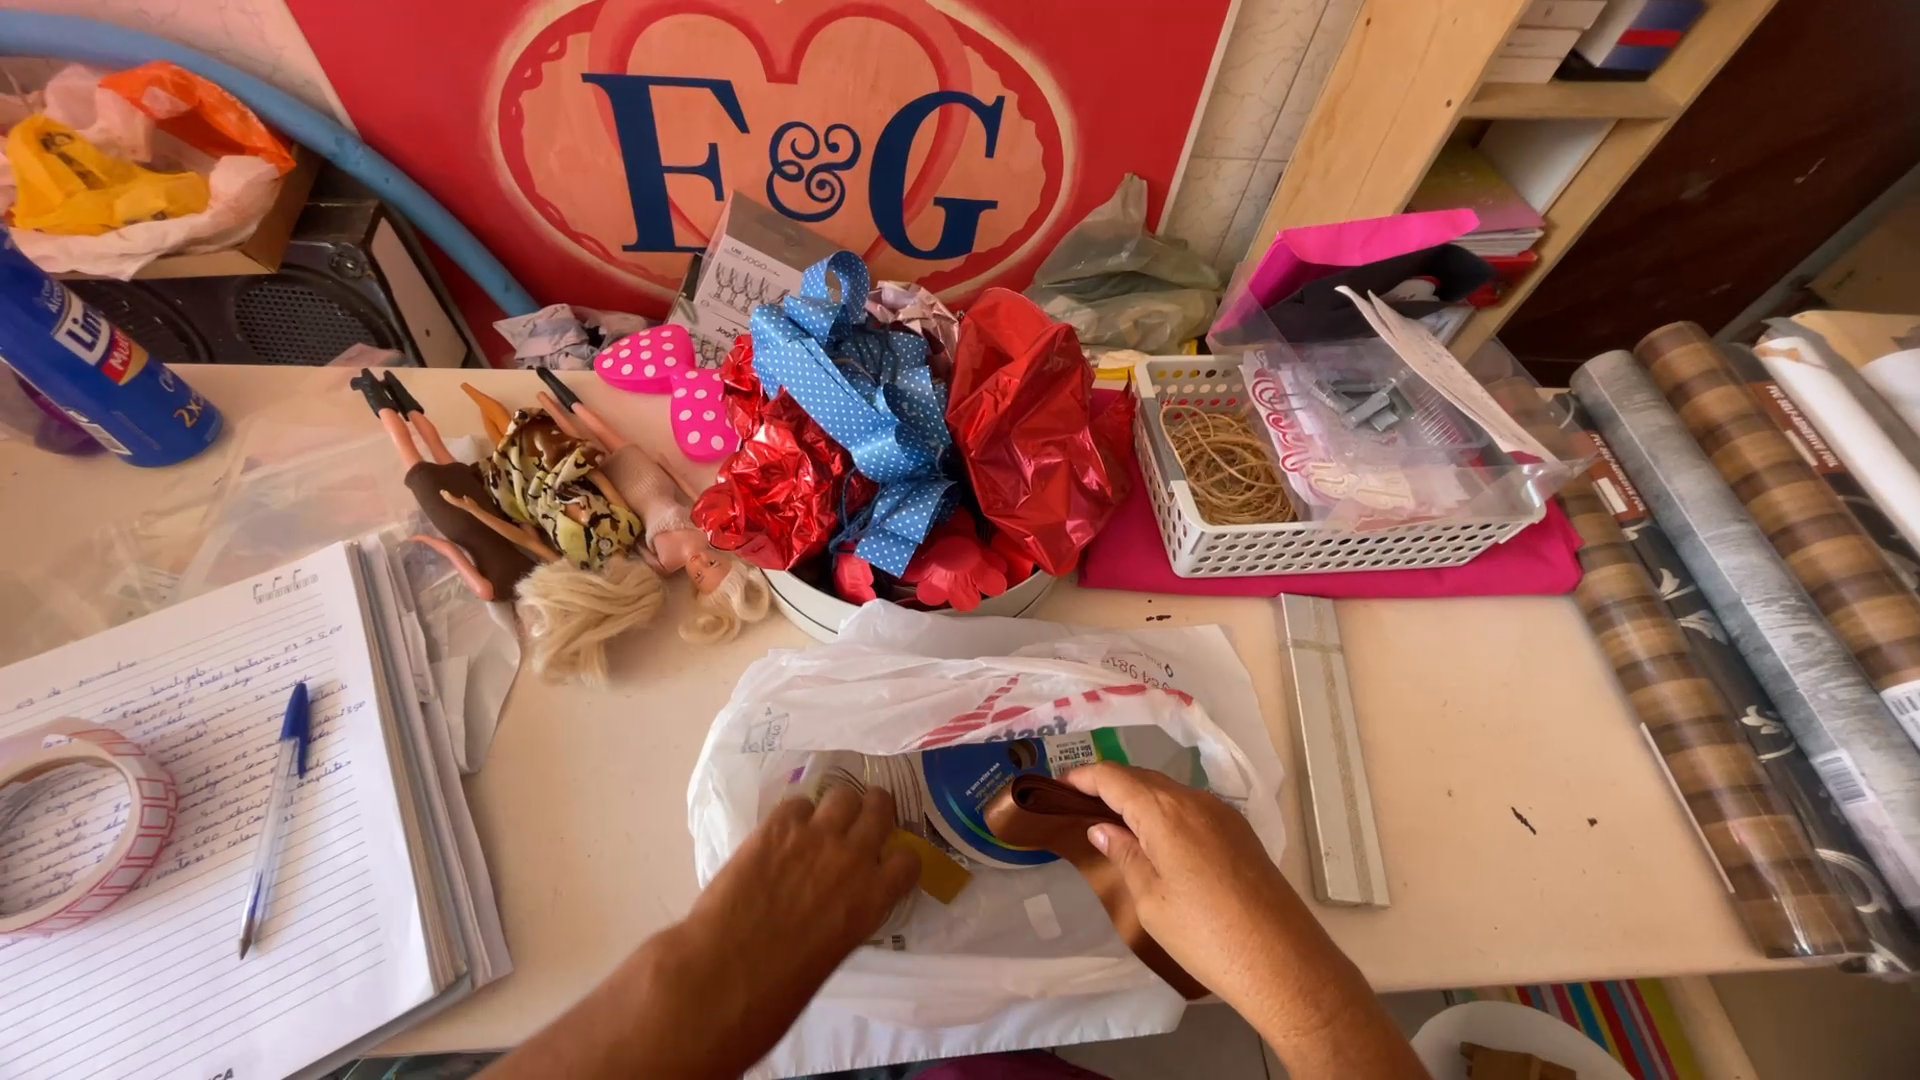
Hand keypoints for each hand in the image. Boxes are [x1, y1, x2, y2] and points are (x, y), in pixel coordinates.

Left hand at [642, 787, 919, 1074]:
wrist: (721, 976)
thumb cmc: (779, 990)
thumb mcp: (837, 951)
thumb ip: (851, 913)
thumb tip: (843, 900)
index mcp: (873, 897)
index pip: (909, 858)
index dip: (897, 858)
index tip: (885, 861)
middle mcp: (852, 856)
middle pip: (880, 806)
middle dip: (873, 810)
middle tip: (859, 822)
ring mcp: (814, 835)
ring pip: (843, 794)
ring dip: (836, 808)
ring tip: (820, 824)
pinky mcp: (777, 825)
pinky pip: (798, 803)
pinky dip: (795, 816)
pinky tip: (781, 836)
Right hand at [1065, 765, 1427, 1079]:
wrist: (1286, 963)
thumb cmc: (1206, 935)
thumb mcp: (1151, 901)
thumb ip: (1125, 855)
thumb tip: (1102, 828)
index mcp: (1164, 812)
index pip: (1113, 778)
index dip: (1083, 777)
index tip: (1060, 786)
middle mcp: (1193, 800)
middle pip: (1142, 777)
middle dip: (1110, 784)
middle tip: (1082, 804)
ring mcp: (1222, 813)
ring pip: (1169, 790)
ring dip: (1140, 796)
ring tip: (1116, 820)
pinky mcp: (1240, 831)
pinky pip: (1192, 806)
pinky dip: (1166, 810)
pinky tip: (1159, 837)